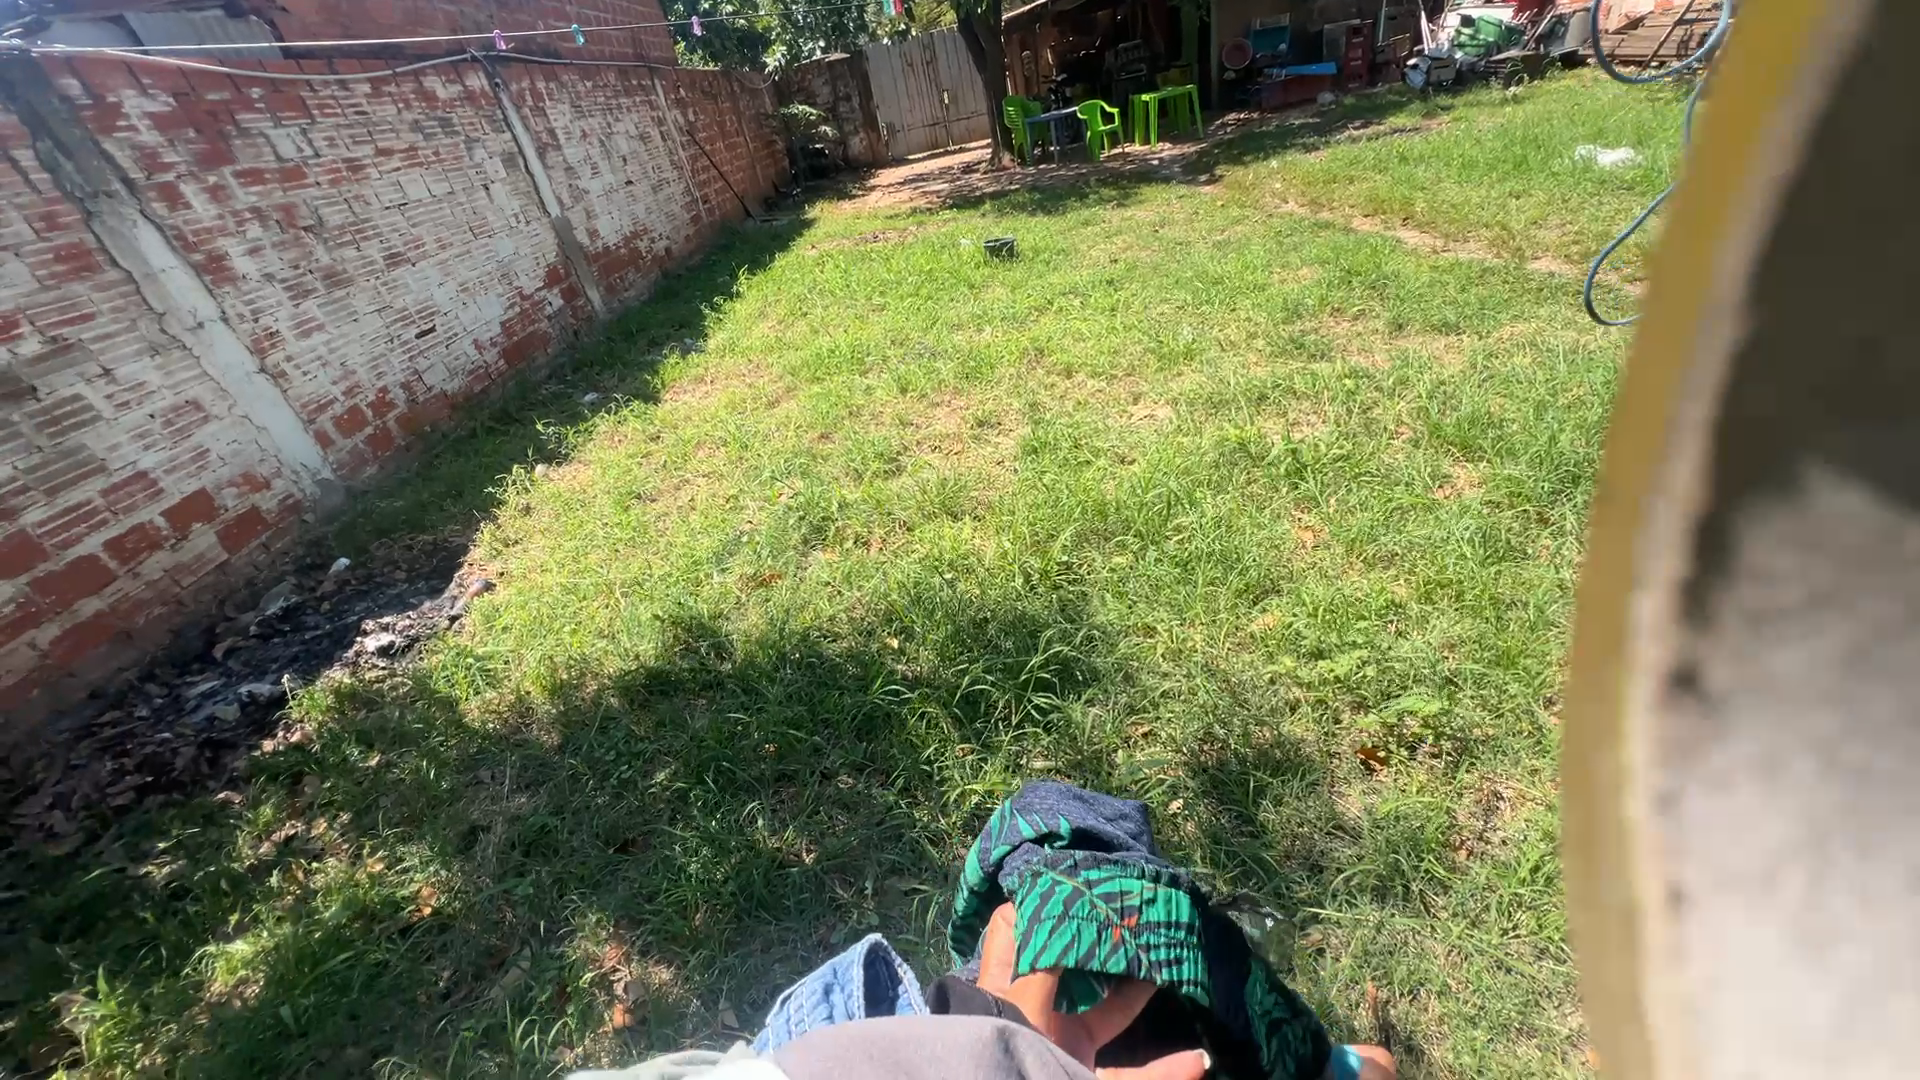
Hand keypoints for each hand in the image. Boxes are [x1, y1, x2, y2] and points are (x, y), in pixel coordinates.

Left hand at [976, 903, 1210, 1079]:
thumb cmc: (1010, 1044)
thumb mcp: (1024, 998)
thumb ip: (1050, 958)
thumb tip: (1067, 910)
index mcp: (1011, 984)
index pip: (1014, 929)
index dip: (1036, 906)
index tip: (1069, 885)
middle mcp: (1036, 1011)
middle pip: (1070, 967)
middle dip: (1101, 946)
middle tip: (1130, 918)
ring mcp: (1064, 1044)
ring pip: (1108, 1011)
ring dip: (1137, 993)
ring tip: (1165, 965)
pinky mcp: (1087, 1075)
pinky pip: (1133, 1073)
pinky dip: (1165, 1070)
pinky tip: (1198, 1060)